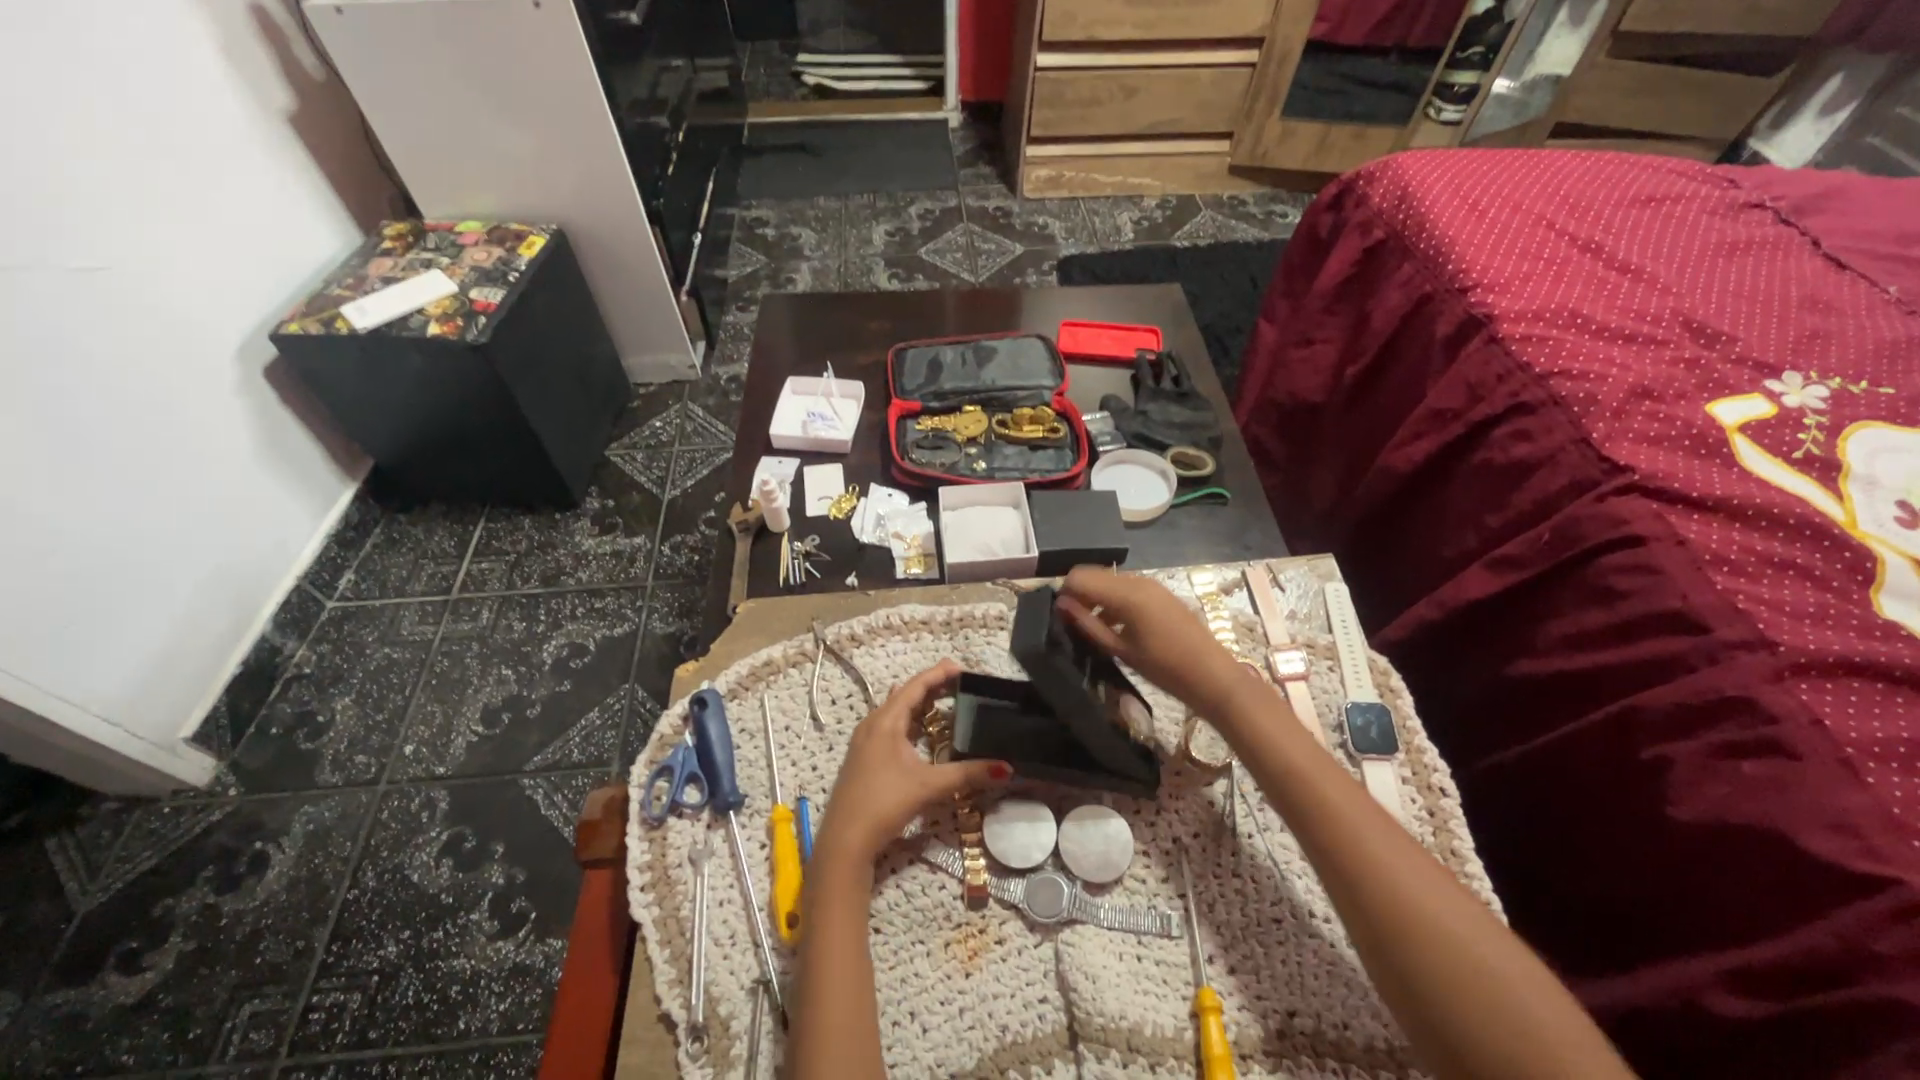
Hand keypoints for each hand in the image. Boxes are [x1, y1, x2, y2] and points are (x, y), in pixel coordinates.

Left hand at [815, 660, 1011, 866]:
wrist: (845, 839)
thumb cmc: (884, 804)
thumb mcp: (929, 786)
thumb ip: (968, 774)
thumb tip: (1006, 768)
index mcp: (885, 721)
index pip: (915, 686)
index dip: (938, 674)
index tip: (961, 668)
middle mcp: (872, 725)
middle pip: (904, 696)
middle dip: (931, 688)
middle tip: (959, 684)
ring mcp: (864, 742)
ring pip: (895, 712)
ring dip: (918, 705)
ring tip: (943, 702)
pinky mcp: (863, 758)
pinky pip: (889, 728)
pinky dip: (908, 722)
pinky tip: (919, 733)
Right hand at [1056, 567, 1252, 719]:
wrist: (1211, 675)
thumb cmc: (1164, 668)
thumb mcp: (1119, 649)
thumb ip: (1087, 624)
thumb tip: (1061, 605)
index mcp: (1126, 593)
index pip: (1079, 576)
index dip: (1064, 593)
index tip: (1060, 616)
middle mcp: (1138, 580)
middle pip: (1094, 574)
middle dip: (1079, 593)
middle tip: (1072, 623)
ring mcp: (1151, 584)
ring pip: (1110, 581)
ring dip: (1096, 598)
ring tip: (1092, 628)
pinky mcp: (1160, 593)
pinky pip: (1127, 588)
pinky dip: (1114, 601)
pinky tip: (1115, 627)